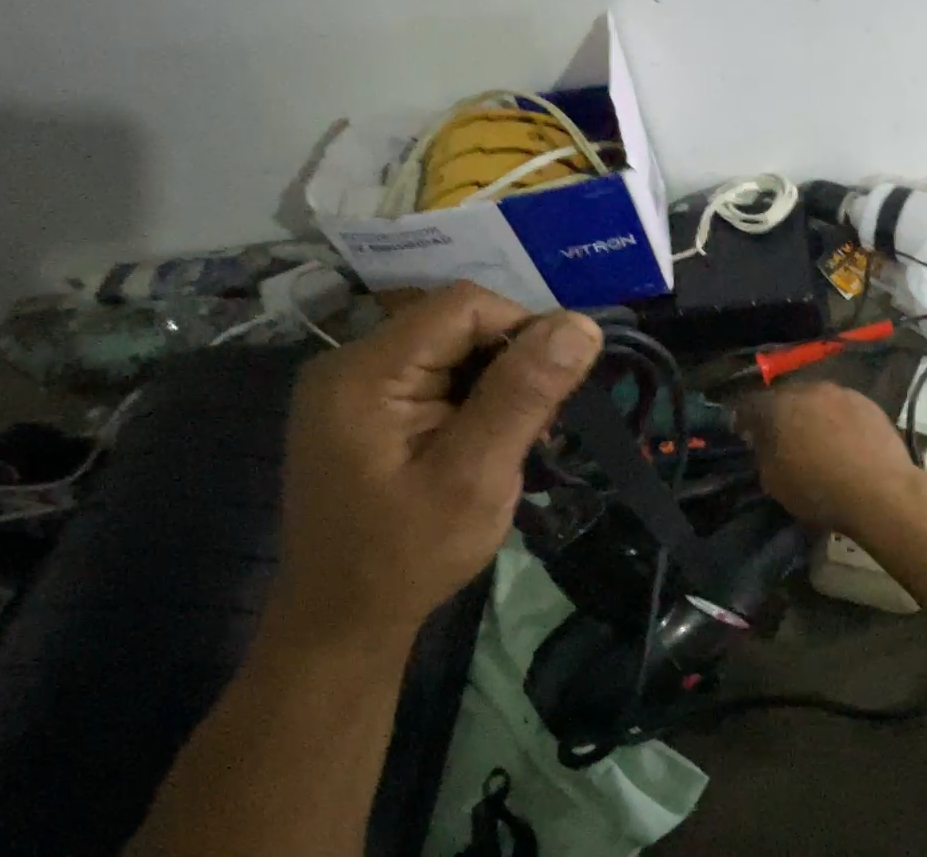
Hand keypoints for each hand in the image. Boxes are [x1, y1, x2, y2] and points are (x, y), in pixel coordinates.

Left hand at [267, 282, 601, 649]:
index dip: (524, 330)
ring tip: (513, 439)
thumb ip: (524, 394)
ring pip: (454, 349)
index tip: (555, 389)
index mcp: (365, 372)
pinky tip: (487, 441)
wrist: (343, 620)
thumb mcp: (477, 474)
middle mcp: (352, 364)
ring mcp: (355, 386)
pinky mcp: (367, 408)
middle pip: (458, 323)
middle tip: (536, 425)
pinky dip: (477, 399)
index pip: (464, 305)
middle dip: (513, 363)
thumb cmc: (409, 553)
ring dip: (500, 383)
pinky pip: (438, 375)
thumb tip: (582, 324)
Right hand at [734, 381, 926, 537]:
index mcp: (778, 406)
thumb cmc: (819, 490)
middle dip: (779, 414)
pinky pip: (842, 406)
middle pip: (785, 396)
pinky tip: (844, 439)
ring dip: (811, 413)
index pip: (749, 404)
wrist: (880, 491)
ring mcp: (842, 393)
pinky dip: (837, 418)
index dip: (743, 420)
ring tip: (816, 438)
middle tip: (781, 437)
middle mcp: (809, 390)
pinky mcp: (869, 402)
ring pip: (817, 398)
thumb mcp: (774, 481)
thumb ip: (762, 453)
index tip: (745, 436)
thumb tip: (762, 441)